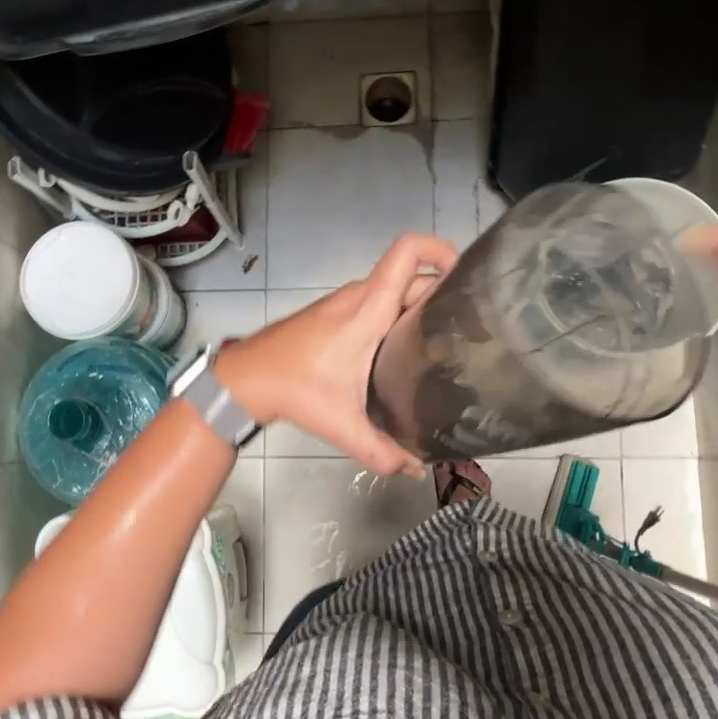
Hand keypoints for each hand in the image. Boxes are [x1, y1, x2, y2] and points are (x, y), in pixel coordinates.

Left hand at [216, 233, 458, 476]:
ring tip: (445, 340)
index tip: (465, 278)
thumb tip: (413, 468)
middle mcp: (360, 296)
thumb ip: (380, 449)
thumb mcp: (342, 423)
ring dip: (421, 305)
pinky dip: (399, 315)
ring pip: (395, 290)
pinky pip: (378, 302)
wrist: (247, 377)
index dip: (440, 250)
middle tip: (470, 328)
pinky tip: (406, 350)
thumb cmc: (296, 389)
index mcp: (369, 309)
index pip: (407, 252)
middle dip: (444, 293)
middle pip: (413, 276)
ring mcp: (346, 302)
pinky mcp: (336, 313)